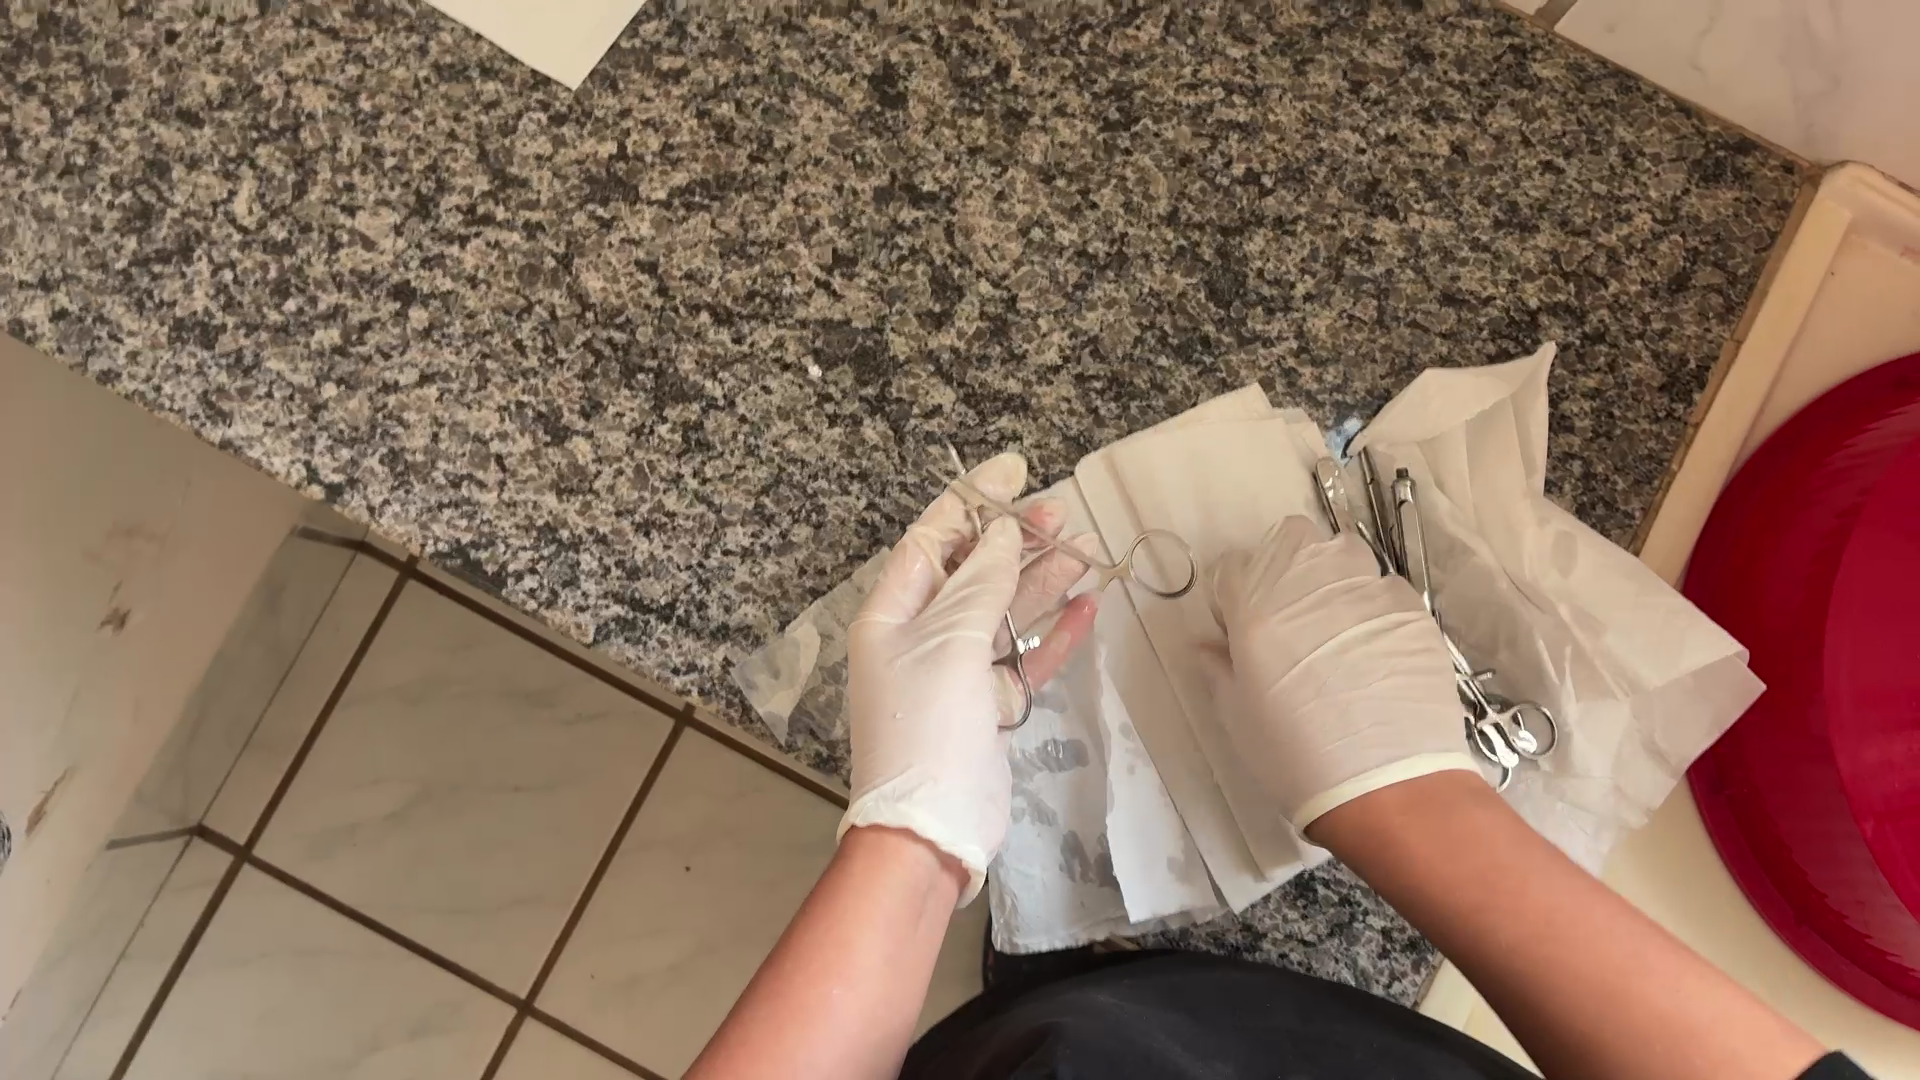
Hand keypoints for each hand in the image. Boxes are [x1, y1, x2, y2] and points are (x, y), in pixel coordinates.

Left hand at [841, 451, 1097, 903]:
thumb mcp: (950, 641)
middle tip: (1061, 514)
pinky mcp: (988, 702)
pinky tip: (1086, 607)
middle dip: (1015, 540)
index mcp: (894, 612)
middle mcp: (921, 634)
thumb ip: (981, 582)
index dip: (971, 501)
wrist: (932, 827)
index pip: (933, 539)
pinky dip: (1052, 634)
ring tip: (1086, 550)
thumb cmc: (928, 723)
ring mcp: (957, 669)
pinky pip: (1022, 656)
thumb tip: (1004, 533)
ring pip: (1004, 611)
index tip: (1014, 471)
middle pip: (973, 571)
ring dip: (1042, 582)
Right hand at [1211, 515, 1481, 833]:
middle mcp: (1309, 581)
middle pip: (1291, 540)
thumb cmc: (1291, 752)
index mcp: (1254, 603)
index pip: (1232, 567)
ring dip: (1332, 577)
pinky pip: (1384, 590)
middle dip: (1285, 567)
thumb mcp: (1235, 711)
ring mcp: (1366, 590)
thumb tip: (1206, 643)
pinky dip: (1373, 608)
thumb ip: (1217, 665)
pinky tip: (1376, 651)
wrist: (1384, 785)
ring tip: (1336, 626)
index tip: (1239, 630)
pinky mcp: (1412, 610)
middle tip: (1289, 618)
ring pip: (1344, 555)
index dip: (1233, 597)